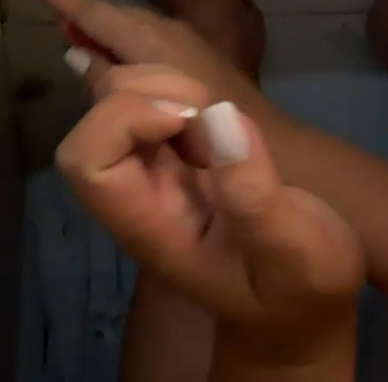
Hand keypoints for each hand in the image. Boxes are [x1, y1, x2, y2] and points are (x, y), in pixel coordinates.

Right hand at [23, 0, 280, 132]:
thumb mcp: (157, 108)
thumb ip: (111, 82)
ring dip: (102, 24)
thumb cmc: (214, 134)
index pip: (97, 12)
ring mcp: (185, 40)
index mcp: (153, 41)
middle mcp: (167, 31)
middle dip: (80, 10)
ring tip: (72, 28)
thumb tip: (78, 56)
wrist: (277, 149)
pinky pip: (145, 38)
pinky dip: (122, 40)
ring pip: (130, 25)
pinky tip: (114, 56)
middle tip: (47, 4)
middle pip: (113, 15)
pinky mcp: (197, 54)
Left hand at [57, 60, 364, 366]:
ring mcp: (149, 166)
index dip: (123, 120)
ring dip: (169, 83)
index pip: (86, 162)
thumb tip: (220, 118)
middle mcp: (134, 190)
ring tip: (219, 114)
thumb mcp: (301, 255)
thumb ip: (256, 198)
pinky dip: (181, 88)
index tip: (188, 119)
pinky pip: (149, 97)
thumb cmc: (299, 288)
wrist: (300, 305)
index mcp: (147, 226)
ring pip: (120, 95)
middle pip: (98, 116)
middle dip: (152, 91)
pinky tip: (217, 115)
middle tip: (210, 111)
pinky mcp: (169, 149)